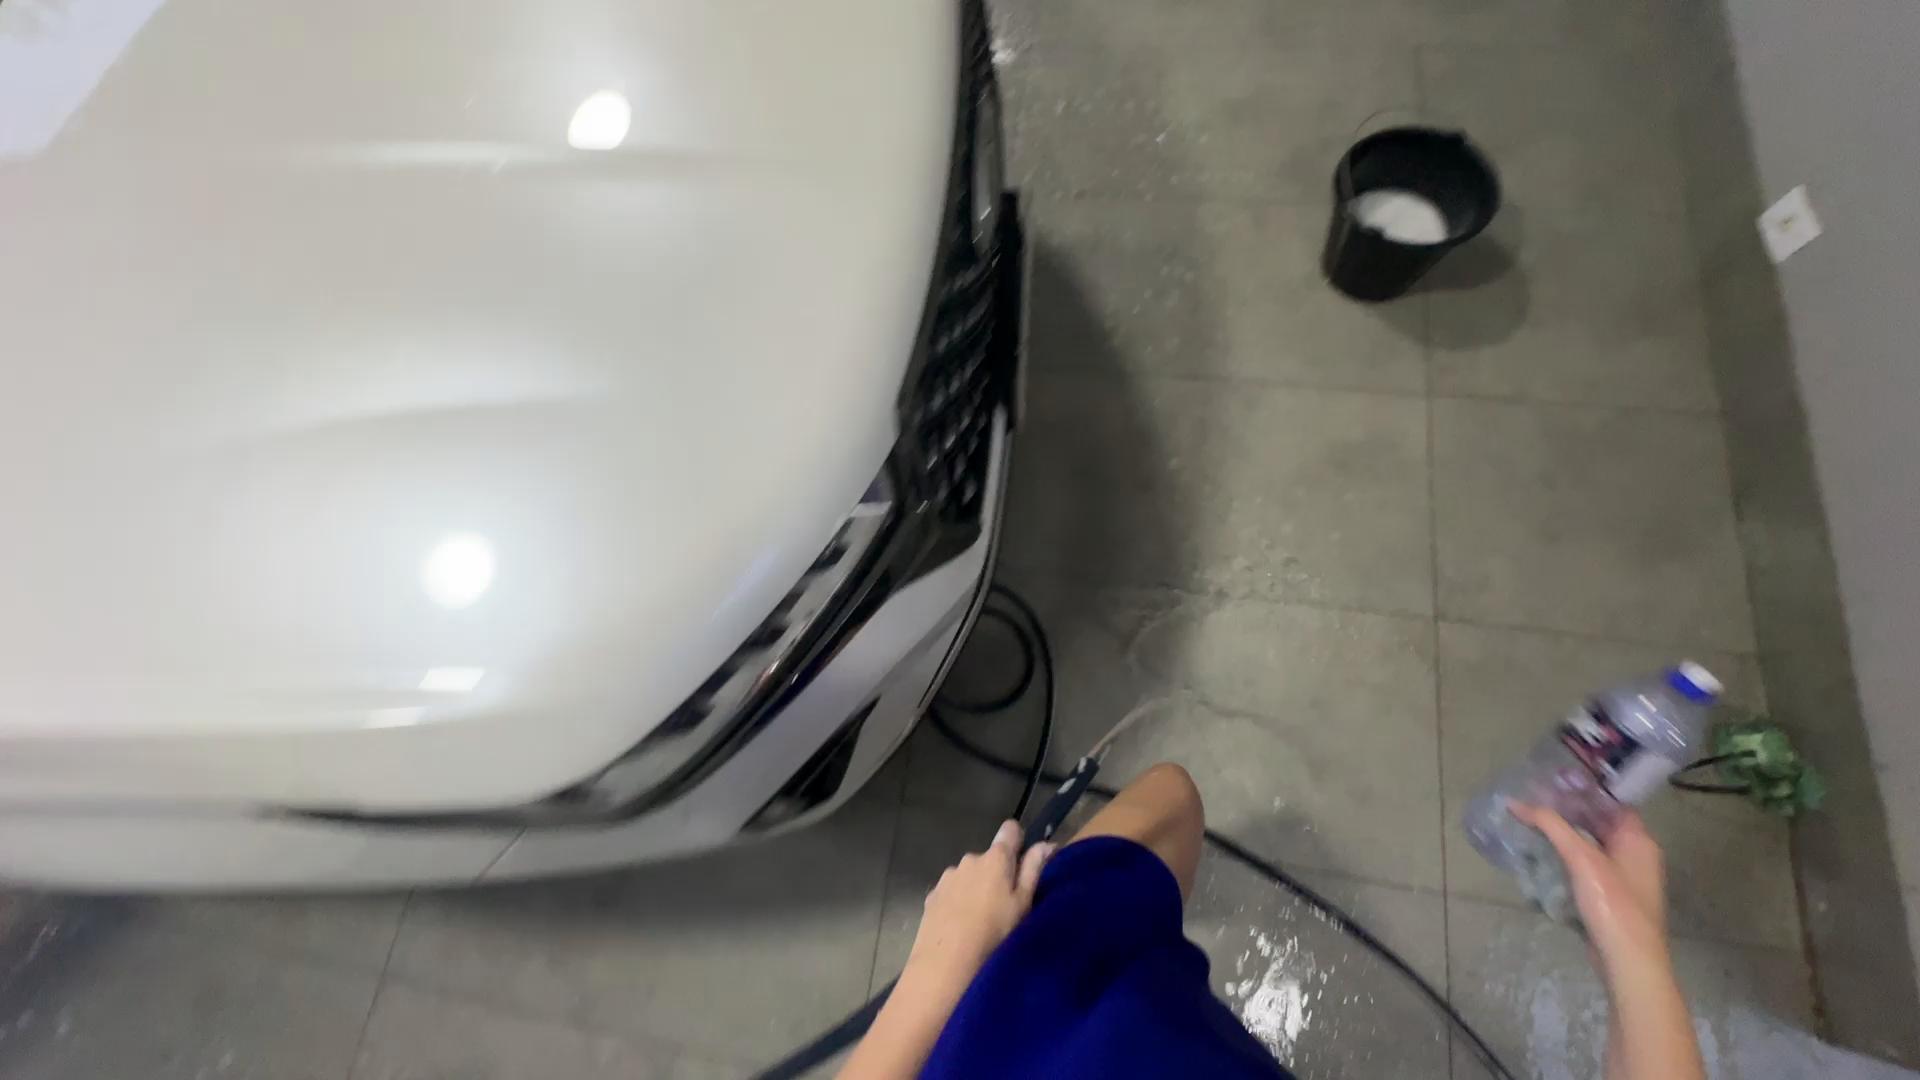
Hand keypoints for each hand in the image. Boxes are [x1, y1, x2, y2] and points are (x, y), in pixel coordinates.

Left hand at [908, 821, 1053, 980]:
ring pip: (969, 875)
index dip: (1018, 841)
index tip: (1022, 863)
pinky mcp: (933, 894)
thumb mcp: (1023, 906)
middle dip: (996, 874)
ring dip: (976, 888)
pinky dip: (958, 902)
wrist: (945, 964)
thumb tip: (1046, 843)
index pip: (1010, 830)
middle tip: (1003, 906)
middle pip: (989, 858)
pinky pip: (952, 891)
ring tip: (980, 921)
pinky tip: (960, 927)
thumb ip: (1033, 870)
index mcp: (996, 858)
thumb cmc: (994, 934)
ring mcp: (948, 876)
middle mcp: (970, 858)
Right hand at [1509, 803, 1668, 980]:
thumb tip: (1514, 802)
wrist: (1627, 960)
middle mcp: (1634, 853)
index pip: (1611, 800)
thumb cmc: (1613, 904)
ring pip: (1588, 839)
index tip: (1550, 775)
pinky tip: (1538, 846)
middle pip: (1598, 819)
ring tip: (1527, 815)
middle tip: (1530, 793)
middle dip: (1565, 806)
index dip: (1583, 786)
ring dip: (1561, 828)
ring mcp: (1621, 873)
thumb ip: (1550, 825)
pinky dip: (1563, 849)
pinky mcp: (1607, 891)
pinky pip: (1583, 859)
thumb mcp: (1581, 858)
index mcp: (1638, 840)